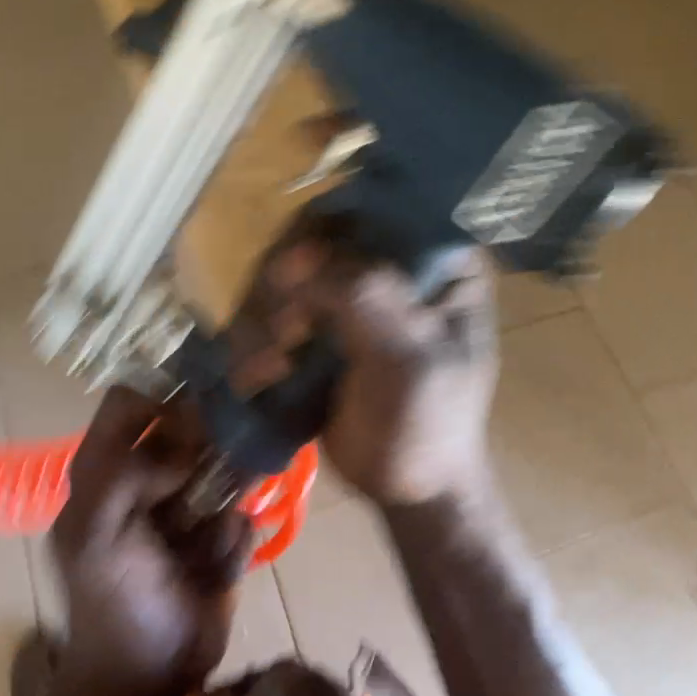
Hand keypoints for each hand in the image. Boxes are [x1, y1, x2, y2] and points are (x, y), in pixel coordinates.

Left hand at [49, 388, 253, 695]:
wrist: (145, 676)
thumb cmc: (111, 598)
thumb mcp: (94, 532)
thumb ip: (121, 476)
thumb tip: (182, 453)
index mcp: (105, 470)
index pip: (129, 405)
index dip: (157, 401)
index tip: (188, 417)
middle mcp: (148, 479)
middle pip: (186, 430)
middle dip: (203, 450)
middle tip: (206, 478)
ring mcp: (188, 508)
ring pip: (223, 470)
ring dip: (222, 498)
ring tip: (205, 532)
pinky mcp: (221, 539)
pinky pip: (241, 519)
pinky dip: (232, 541)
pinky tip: (213, 565)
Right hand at [233, 218, 500, 508]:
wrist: (409, 489)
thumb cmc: (428, 422)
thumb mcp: (411, 358)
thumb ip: (364, 297)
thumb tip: (297, 258)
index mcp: (438, 259)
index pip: (379, 207)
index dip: (330, 227)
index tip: (299, 269)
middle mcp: (393, 263)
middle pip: (320, 236)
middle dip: (293, 285)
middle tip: (289, 332)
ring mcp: (352, 294)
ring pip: (287, 272)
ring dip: (269, 317)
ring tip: (273, 364)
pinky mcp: (318, 325)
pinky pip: (272, 309)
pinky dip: (258, 339)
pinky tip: (261, 376)